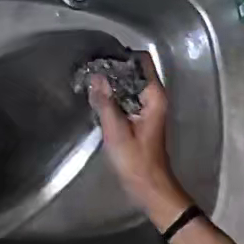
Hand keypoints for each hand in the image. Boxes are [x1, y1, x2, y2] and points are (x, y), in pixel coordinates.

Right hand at [88, 52, 191, 227]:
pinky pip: (126, 96)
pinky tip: (96, 98)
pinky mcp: (140, 116)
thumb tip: (96, 76)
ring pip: (129, 83)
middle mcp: (154, 97)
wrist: (150, 188)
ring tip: (89, 80)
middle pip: (134, 70)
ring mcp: (148, 107)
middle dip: (113, 68)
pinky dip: (113, 94)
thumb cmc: (136, 161)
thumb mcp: (117, 131)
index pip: (142, 62)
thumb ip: (106, 102)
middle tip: (89, 69)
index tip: (100, 58)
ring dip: (111, 82)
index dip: (122, 56)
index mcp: (154, 97)